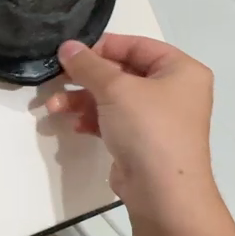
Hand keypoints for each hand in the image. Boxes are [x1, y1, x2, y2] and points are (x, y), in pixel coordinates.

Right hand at [44, 34, 216, 217]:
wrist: (162, 189)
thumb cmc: (148, 128)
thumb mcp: (116, 89)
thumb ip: (88, 65)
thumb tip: (67, 46)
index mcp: (180, 69)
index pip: (137, 46)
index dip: (102, 47)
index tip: (70, 55)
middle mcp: (173, 90)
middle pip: (122, 73)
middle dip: (86, 78)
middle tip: (56, 80)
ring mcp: (157, 117)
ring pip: (113, 98)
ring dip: (82, 100)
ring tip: (54, 107)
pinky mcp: (141, 140)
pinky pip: (112, 120)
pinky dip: (92, 119)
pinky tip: (74, 125)